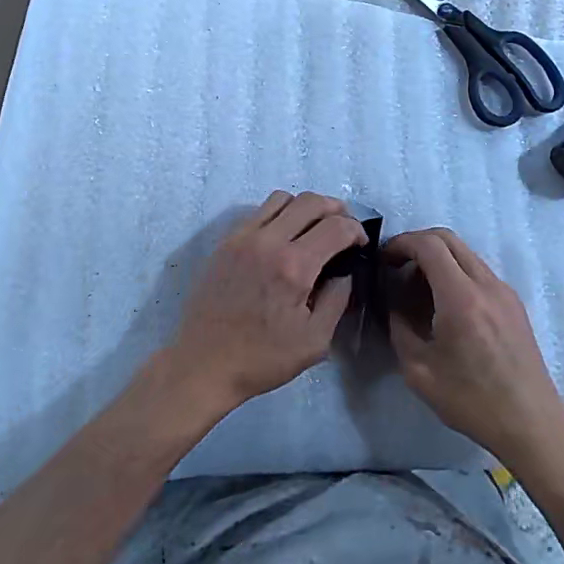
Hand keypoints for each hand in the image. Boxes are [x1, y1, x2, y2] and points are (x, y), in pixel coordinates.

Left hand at [168, 191, 366, 412]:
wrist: (203, 365)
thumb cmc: (262, 358)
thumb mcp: (315, 340)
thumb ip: (338, 299)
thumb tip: (345, 271)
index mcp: (294, 267)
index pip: (337, 227)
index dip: (356, 230)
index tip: (360, 244)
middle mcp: (269, 242)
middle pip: (312, 201)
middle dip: (336, 210)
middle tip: (343, 230)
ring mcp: (243, 238)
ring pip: (283, 198)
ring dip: (306, 208)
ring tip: (313, 229)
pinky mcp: (226, 242)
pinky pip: (259, 212)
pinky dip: (279, 215)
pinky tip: (283, 239)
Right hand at [384, 228, 563, 464]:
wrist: (530, 422)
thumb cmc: (471, 401)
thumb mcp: (419, 371)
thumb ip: (400, 328)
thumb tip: (394, 303)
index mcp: (461, 297)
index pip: (429, 245)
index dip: (402, 243)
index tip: (383, 259)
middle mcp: (486, 283)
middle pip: (449, 239)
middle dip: (417, 243)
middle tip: (396, 266)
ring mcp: (504, 290)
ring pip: (465, 253)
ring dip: (438, 258)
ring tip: (417, 289)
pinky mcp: (513, 303)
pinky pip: (479, 271)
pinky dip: (456, 272)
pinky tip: (444, 304)